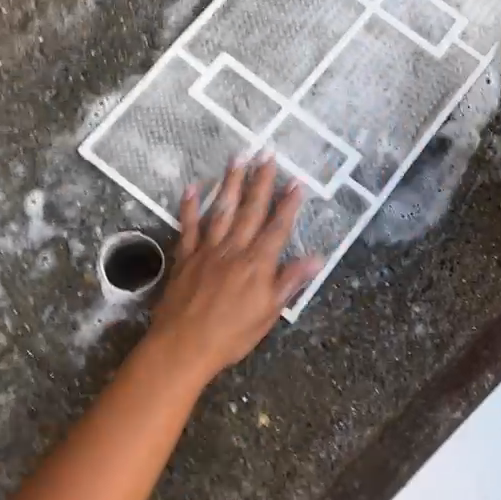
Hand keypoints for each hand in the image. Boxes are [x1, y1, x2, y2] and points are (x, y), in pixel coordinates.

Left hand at [142, 156, 320, 384]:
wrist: (184, 346)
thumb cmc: (232, 335)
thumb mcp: (269, 313)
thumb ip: (289, 281)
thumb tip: (316, 258)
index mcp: (257, 264)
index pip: (277, 227)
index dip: (288, 204)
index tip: (296, 181)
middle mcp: (234, 249)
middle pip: (250, 210)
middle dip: (261, 181)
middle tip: (268, 154)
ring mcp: (207, 250)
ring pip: (222, 210)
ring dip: (231, 183)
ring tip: (238, 158)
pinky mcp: (186, 257)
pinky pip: (188, 226)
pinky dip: (190, 205)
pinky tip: (193, 187)